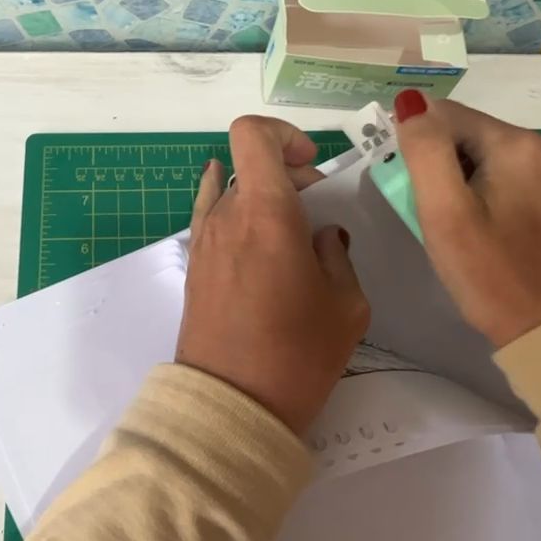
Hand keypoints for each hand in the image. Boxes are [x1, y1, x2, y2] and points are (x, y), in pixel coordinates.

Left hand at [178, 117, 369, 434]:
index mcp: (265, 211)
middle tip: (319, 213)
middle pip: (252, 166)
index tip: (311, 164)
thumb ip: (337, 253)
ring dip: (264, 197)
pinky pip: (213, 216)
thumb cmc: (296, 354)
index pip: (252, 134)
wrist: (231, 406)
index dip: (283, 134)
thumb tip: (322, 234)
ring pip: (234, 191)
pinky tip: (247, 217)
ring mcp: (204, 238)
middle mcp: (227, 214)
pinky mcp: (195, 264)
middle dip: (290, 175)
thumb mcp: (346, 304)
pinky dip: (233, 208)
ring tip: (292, 236)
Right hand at [393, 91, 540, 344]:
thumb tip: (411, 101)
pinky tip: (501, 235)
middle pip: (474, 137)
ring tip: (470, 232)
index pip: (445, 116)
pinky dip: (503, 197)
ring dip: (473, 183)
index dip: (419, 149)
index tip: (414, 193)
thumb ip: (424, 151)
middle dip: (447, 168)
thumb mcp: (445, 216)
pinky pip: (526, 182)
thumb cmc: (498, 278)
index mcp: (518, 144)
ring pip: (500, 160)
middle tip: (439, 221)